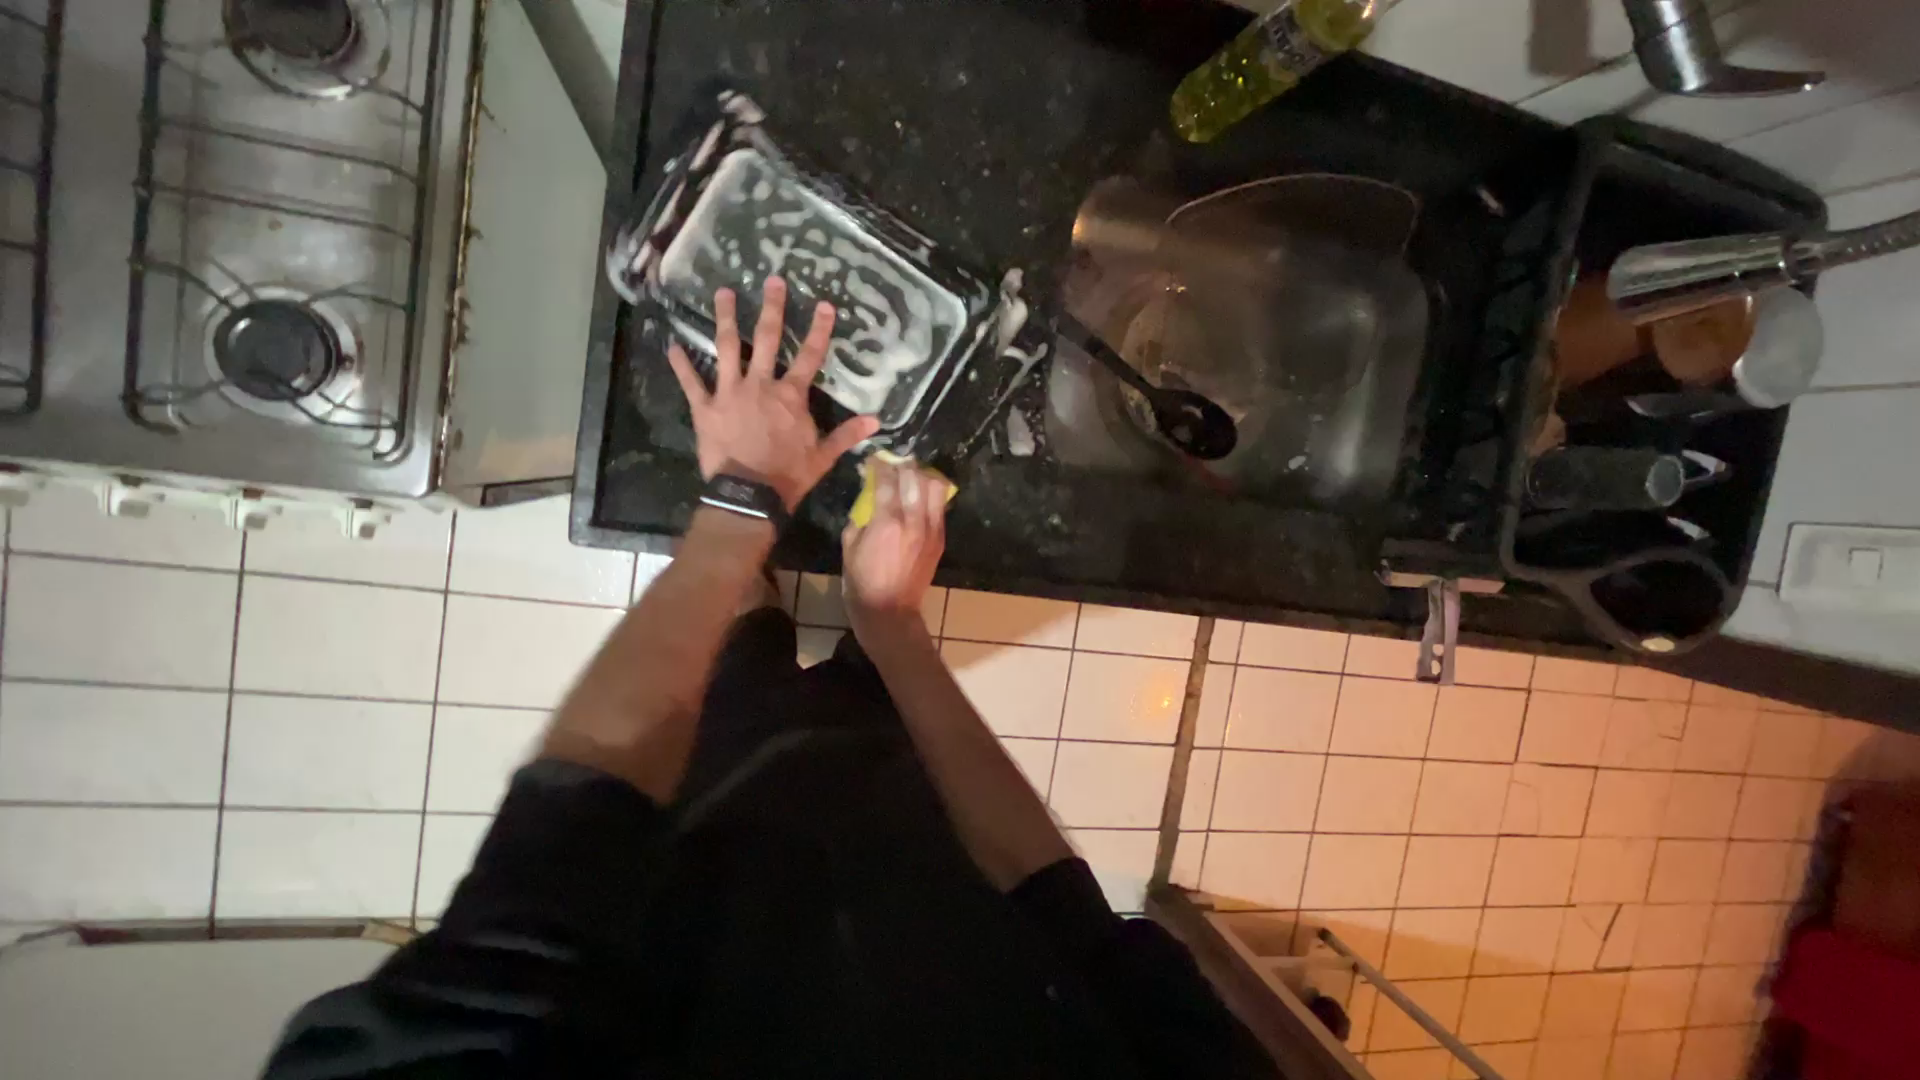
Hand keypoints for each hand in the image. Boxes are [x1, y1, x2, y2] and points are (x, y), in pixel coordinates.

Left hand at [666, 278, 881, 509]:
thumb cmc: (788, 476)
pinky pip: (691, 382)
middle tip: (772, 280)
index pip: (810, 357)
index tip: (824, 304)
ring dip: (725, 319)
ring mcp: (729, 393)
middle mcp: (760, 385)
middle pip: (766, 339)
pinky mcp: (705, 408)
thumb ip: (847, 434)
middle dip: (771, 308)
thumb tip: (876, 420)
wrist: (749, 494)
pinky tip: (671, 346)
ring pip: (726, 348)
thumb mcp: (823, 457)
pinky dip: (681, 364)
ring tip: (723, 293)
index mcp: (790, 396)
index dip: (818, 330)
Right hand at [843, 459, 948, 641]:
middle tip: (894, 463)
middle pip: (915, 477)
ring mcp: (931, 530)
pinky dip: (930, 495)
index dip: (880, 464)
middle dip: (903, 465)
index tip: (874, 459)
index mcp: (886, 522)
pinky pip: (939, 507)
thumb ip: (859, 517)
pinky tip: (920, 496)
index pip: (887, 479)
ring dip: (922, 476)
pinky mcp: (940, 539)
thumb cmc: (862, 582)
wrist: (890, 612)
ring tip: (911, 476)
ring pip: (935, 487)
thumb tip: (868, 498)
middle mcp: (913, 521)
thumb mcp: (849, 546)